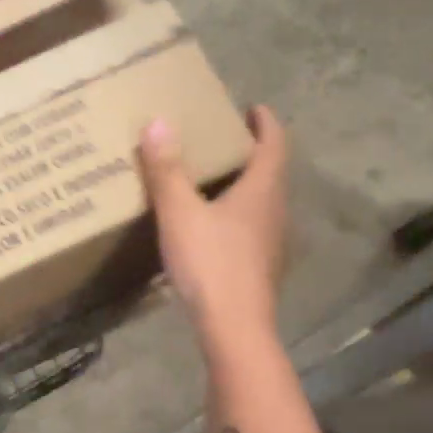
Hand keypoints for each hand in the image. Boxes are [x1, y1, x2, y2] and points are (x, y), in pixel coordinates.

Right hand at [137, 106, 288, 345]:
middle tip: (221, 144)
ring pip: (261, 203)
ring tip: (212, 184)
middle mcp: (275, 210)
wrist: (233, 324)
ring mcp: (270, 241)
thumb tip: (158, 122)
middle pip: (269, 172)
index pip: (273, 143)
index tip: (252, 108)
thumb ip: (167, 171)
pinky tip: (210, 230)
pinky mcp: (259, 267)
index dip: (265, 122)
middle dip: (249, 154)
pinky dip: (234, 218)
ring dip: (242, 188)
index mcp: (262, 189)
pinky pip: (250, 230)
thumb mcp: (179, 214)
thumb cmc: (210, 262)